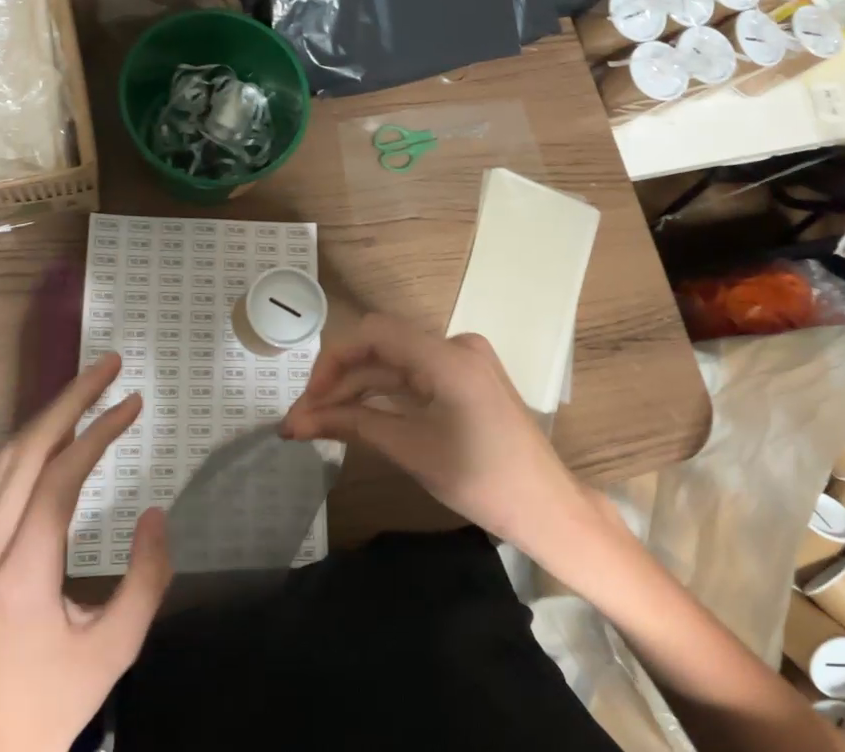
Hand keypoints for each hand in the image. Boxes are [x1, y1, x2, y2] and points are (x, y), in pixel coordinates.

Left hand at [0, 353, 171, 751]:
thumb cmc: (58, 700)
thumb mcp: (117, 647)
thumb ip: (146, 577)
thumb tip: (157, 512)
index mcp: (24, 571)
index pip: (59, 478)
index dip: (98, 433)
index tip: (134, 401)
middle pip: (25, 452)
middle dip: (69, 400)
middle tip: (110, 364)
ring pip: (7, 461)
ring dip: (49, 417)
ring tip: (90, 386)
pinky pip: (2, 481)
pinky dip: (35, 444)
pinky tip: (61, 435)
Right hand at [280, 313, 596, 551]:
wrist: (548, 510)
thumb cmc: (483, 481)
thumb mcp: (411, 450)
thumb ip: (352, 424)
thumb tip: (295, 422)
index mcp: (447, 357)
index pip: (372, 334)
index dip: (332, 361)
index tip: (308, 401)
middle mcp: (456, 347)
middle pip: (381, 349)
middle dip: (337, 382)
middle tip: (301, 420)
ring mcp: (464, 363)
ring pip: (394, 365)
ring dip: (356, 390)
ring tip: (317, 423)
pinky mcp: (466, 381)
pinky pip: (414, 378)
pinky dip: (383, 396)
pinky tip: (353, 417)